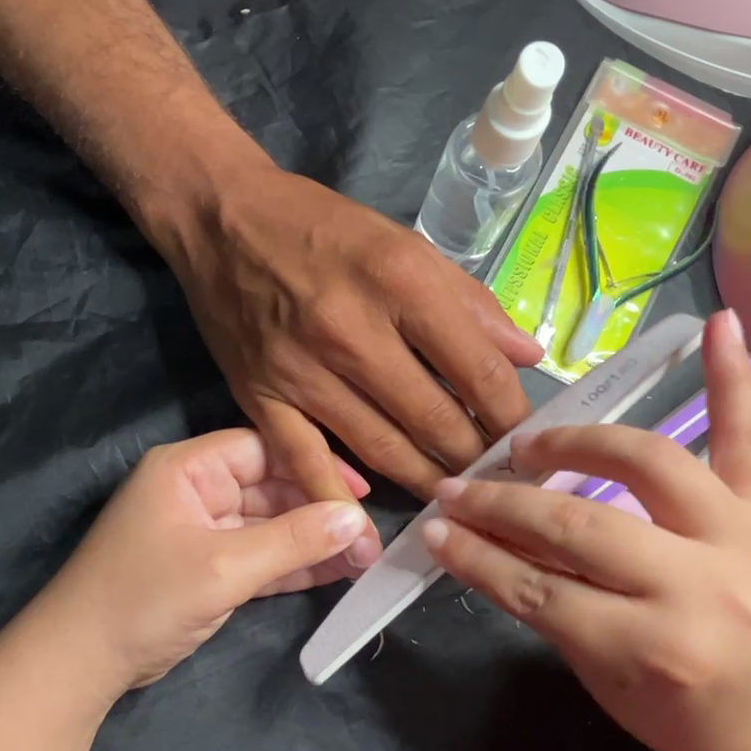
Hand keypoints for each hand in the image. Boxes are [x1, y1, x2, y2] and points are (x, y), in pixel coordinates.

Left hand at [30, 429, 372, 694]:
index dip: (314, 466)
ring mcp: (203, 532)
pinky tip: (336, 573)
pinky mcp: (209, 570)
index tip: (363, 490)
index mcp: (187, 469)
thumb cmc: (144, 598)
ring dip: (313, 544)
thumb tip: (356, 519)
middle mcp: (196, 492)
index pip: (263, 450)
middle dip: (320, 515)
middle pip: (271, 490)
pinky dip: (293, 567)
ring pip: (270, 528)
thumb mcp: (223, 566)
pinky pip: (260, 558)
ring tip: (366, 559)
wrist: (82, 662)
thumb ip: (292, 541)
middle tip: (371, 539)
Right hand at [153, 163, 545, 504]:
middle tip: (495, 480)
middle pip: (433, 419)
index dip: (511, 417)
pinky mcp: (262, 399)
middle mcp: (352, 331)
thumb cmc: (321, 226)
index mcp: (399, 281)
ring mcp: (302, 373)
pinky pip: (306, 462)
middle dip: (474, 457)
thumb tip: (528, 356)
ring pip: (381, 448)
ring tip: (453, 496)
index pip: (476, 369)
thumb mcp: (404, 242)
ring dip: (426, 480)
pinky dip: (339, 498)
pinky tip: (367, 530)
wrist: (222, 220)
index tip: (527, 445)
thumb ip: (469, 302)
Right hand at [420, 311, 750, 750]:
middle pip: (580, 525)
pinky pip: (750, 439)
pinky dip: (731, 381)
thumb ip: (546, 600)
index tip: (435, 529)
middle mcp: (702, 589)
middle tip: (459, 488)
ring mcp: (743, 539)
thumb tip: (479, 538)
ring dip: (579, 442)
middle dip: (504, 503)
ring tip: (532, 445)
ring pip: (649, 464)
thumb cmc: (676, 713)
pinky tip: (718, 326)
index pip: (540, 589)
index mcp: (654, 648)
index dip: (477, 556)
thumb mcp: (597, 673)